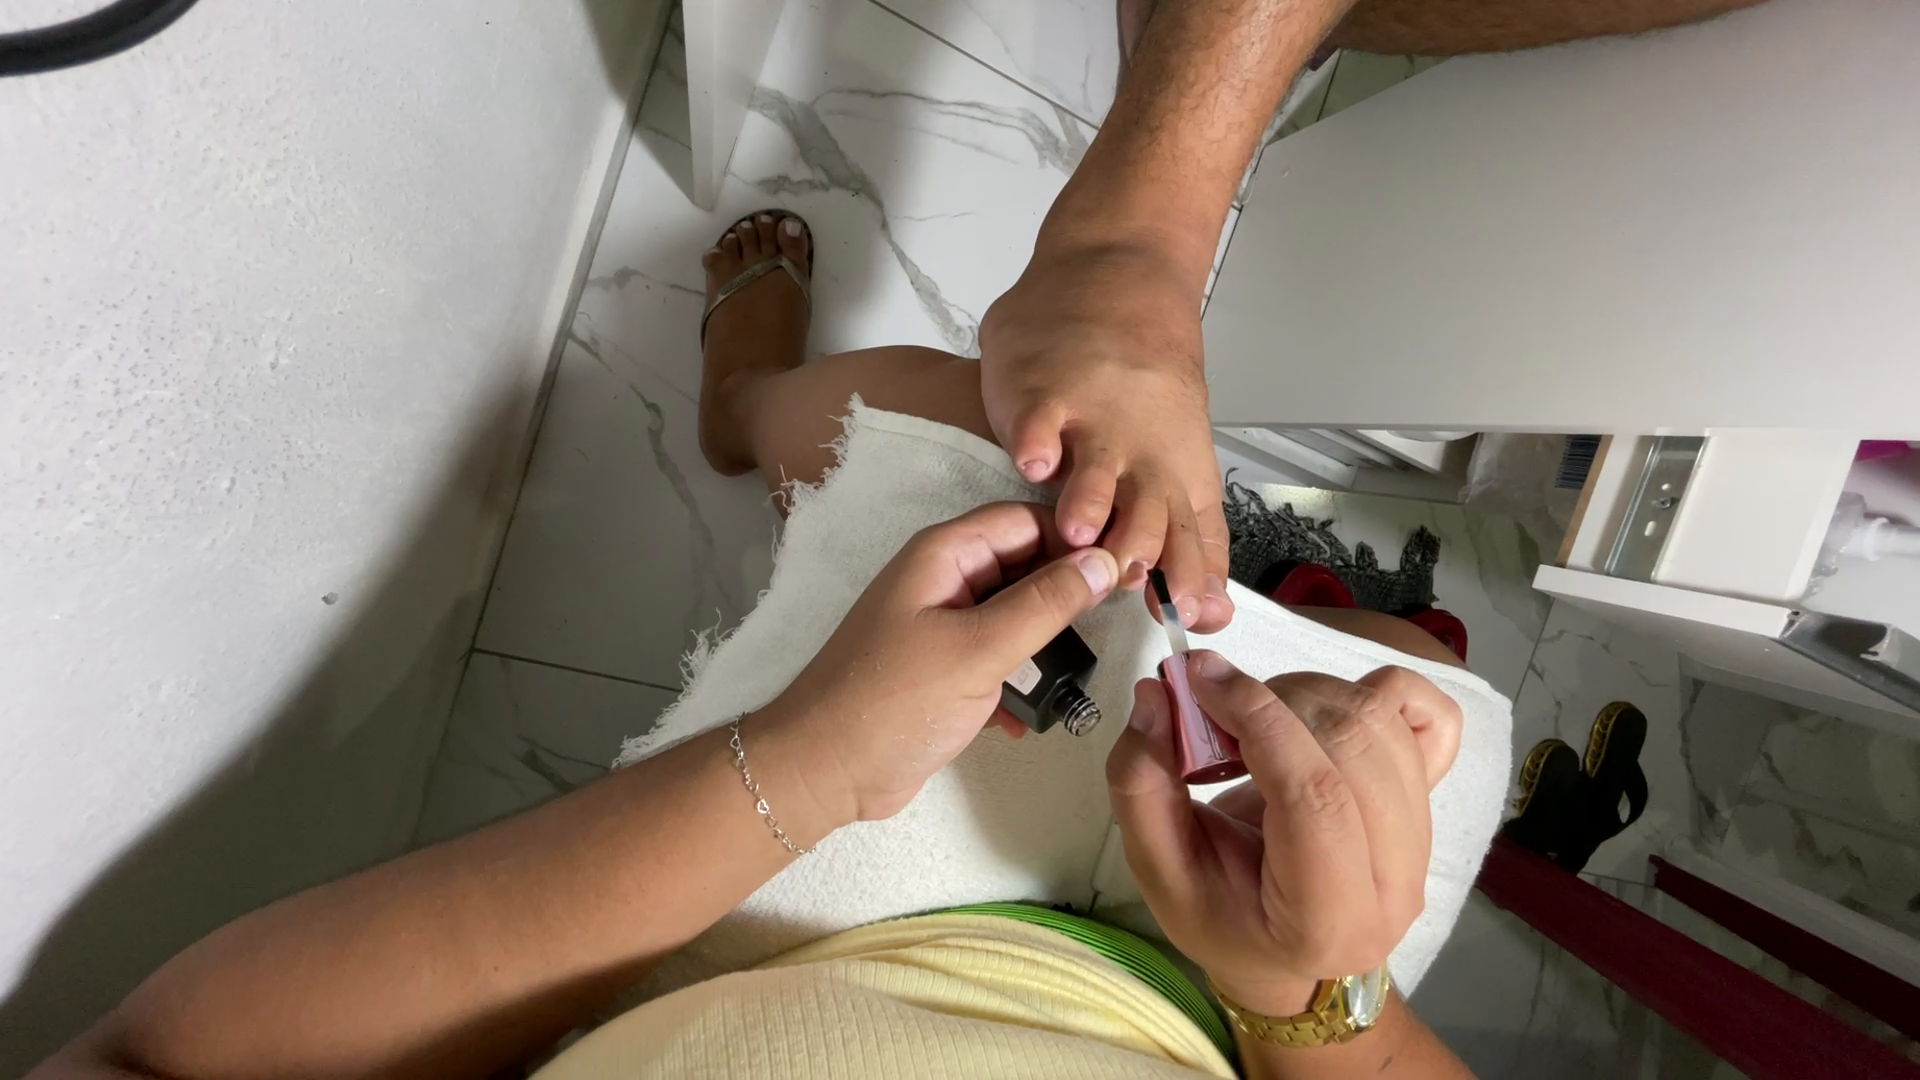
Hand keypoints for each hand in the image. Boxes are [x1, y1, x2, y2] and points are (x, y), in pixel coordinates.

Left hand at [758, 501, 1118, 824]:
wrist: (826, 772)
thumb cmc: (896, 699)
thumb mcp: (977, 648)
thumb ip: (1045, 604)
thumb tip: (1105, 561)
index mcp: (945, 554)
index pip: (1025, 521)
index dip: (1076, 539)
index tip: (1127, 568)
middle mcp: (946, 579)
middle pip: (1023, 566)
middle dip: (1067, 593)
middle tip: (1117, 622)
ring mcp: (944, 625)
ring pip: (1015, 614)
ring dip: (1044, 645)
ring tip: (1074, 677)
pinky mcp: (946, 668)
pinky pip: (998, 656)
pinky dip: (1017, 679)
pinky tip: (1026, 716)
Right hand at [980, 241, 1231, 631]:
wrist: (1118, 276)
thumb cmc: (1146, 380)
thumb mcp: (1184, 459)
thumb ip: (1193, 535)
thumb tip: (1213, 613)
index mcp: (1173, 474)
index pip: (1187, 542)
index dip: (1185, 585)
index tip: (1182, 620)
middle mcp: (1139, 454)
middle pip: (1143, 514)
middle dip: (1137, 551)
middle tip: (1124, 582)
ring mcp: (1092, 419)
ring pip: (1095, 469)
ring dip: (1089, 500)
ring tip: (1079, 529)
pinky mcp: (1045, 392)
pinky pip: (1039, 419)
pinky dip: (1036, 440)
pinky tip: (1033, 462)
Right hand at [1105, 652, 1462, 1014]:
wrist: (1285, 944)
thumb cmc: (1219, 912)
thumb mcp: (1155, 866)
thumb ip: (1140, 782)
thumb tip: (1157, 692)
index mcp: (1328, 915)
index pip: (1315, 798)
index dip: (1258, 718)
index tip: (1199, 675)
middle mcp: (1396, 879)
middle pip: (1353, 746)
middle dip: (1272, 700)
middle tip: (1213, 707)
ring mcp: (1423, 836)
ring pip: (1381, 720)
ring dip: (1302, 692)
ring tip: (1253, 717)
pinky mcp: (1429, 797)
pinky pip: (1432, 716)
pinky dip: (1376, 689)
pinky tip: (1319, 709)